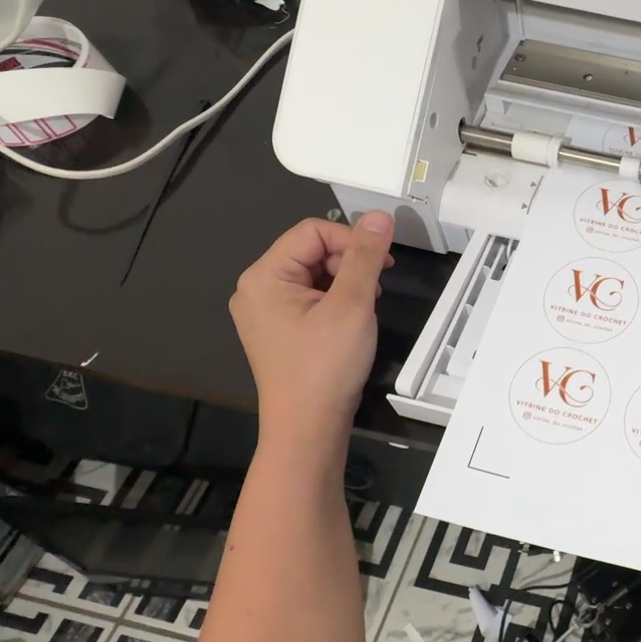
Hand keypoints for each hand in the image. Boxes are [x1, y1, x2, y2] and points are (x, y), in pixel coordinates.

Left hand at [230, 213, 395, 443]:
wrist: (309, 426)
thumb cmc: (326, 365)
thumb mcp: (352, 305)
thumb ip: (366, 256)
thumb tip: (380, 215)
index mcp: (264, 277)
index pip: (312, 231)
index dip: (351, 240)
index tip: (383, 263)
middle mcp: (257, 289)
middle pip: (312, 250)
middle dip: (349, 263)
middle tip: (374, 291)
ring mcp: (266, 312)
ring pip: (315, 274)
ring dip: (347, 283)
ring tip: (365, 309)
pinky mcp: (280, 330)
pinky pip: (311, 297)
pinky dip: (337, 301)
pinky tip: (352, 322)